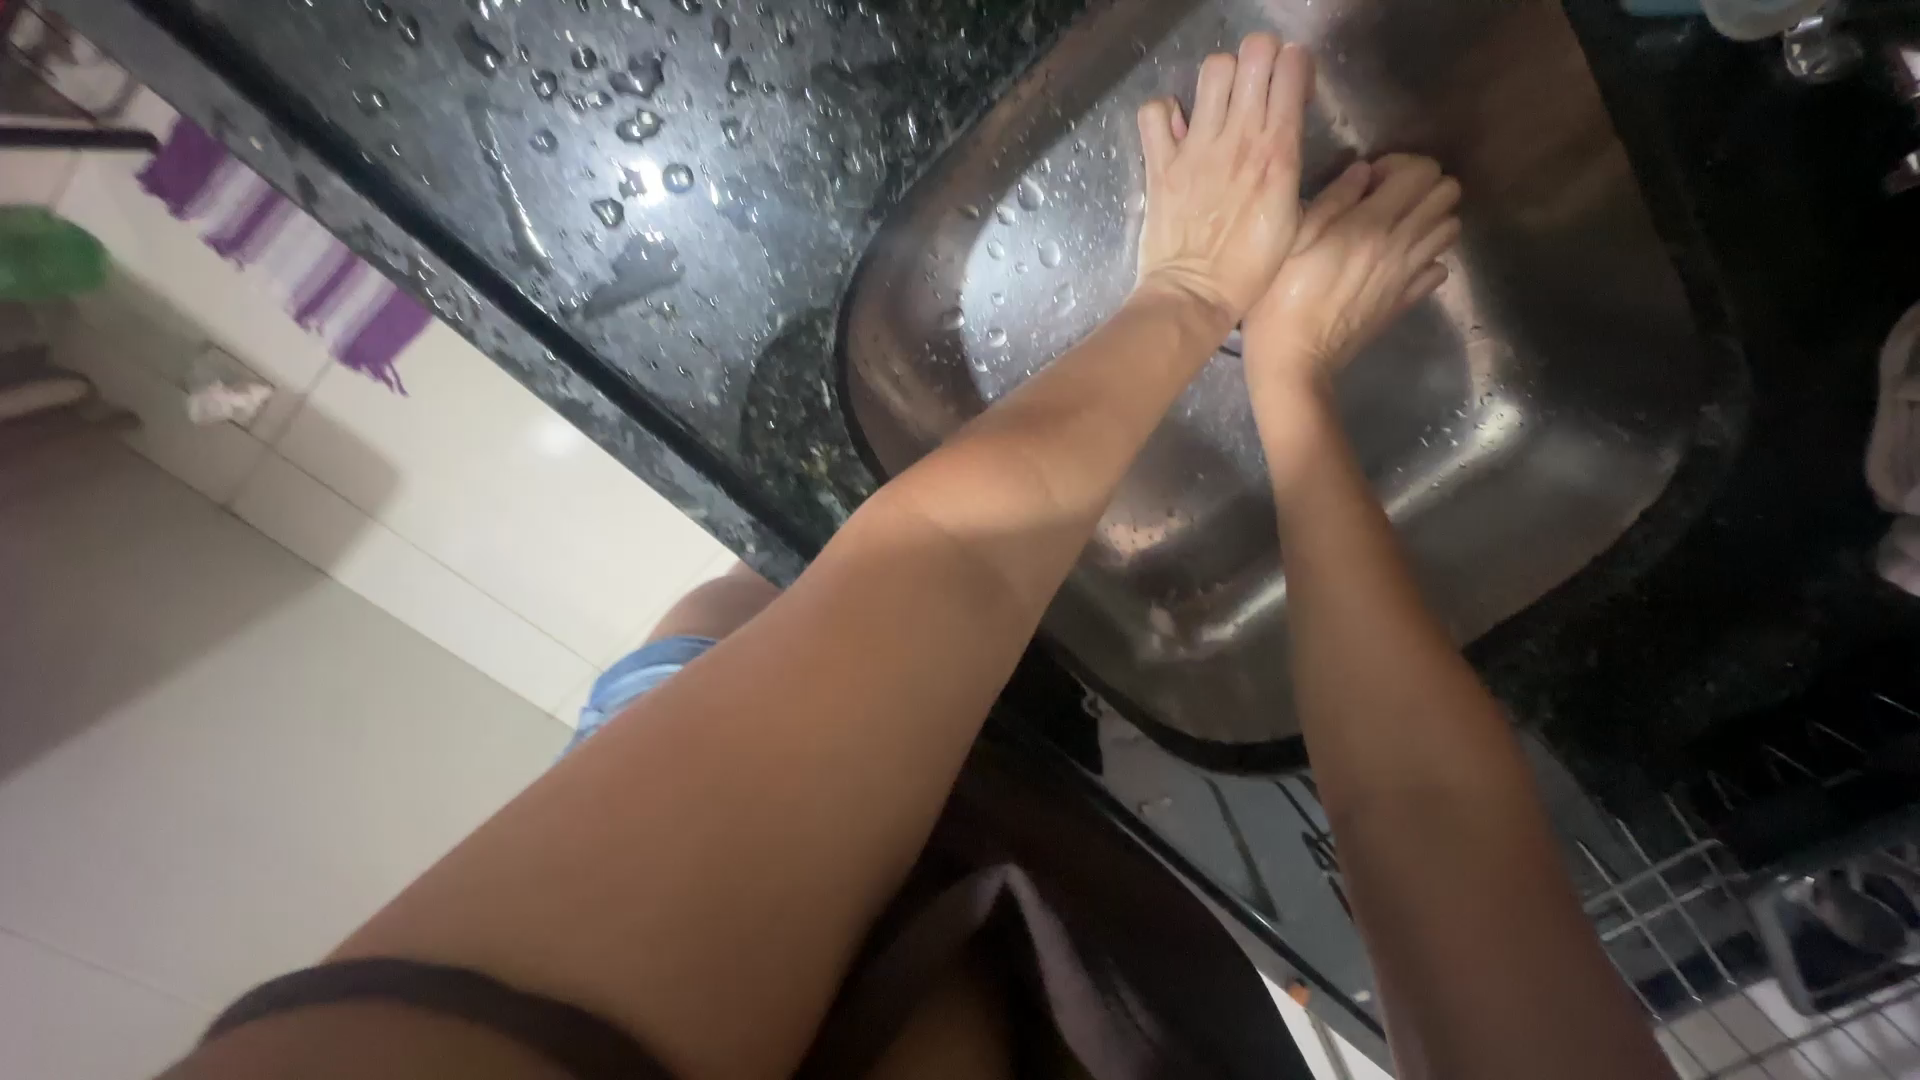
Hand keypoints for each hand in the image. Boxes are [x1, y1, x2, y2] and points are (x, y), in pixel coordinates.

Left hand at [1133, 34, 1313, 325]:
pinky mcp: (1161, 166)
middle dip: (1258, 61)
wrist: (1194, 297)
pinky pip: (1155, 113)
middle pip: (1253, 55)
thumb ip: (1290, 170)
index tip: (1288, 92)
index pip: (1293, 67)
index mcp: (1278, 151)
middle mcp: (1238, 139)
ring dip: (1217, 80)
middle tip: (1253, 90)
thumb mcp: (1294, 220)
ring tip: (1216, 108)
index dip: (1292, 69)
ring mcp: (1196, 150)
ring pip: (1211, 71)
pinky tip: (1173, 131)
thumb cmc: (1249, 271)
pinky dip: (1162, 114)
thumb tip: (1286, 141)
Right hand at [1242, 154, 1461, 400]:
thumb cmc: (1278, 301)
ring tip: (1393, 231)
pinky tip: (1395, 265)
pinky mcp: (1408, 300)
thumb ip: (1331, 200)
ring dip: (1428, 220)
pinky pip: (1439, 267)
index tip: (1367, 185)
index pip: (1422, 170)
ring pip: (1451, 226)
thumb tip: (1362, 173)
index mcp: (1370, 224)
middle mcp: (1401, 243)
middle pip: (1448, 192)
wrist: (1294, 361)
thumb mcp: (1290, 241)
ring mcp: (1409, 274)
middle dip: (1420, 188)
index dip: (1397, 167)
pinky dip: (1425, 258)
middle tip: (1385, 203)